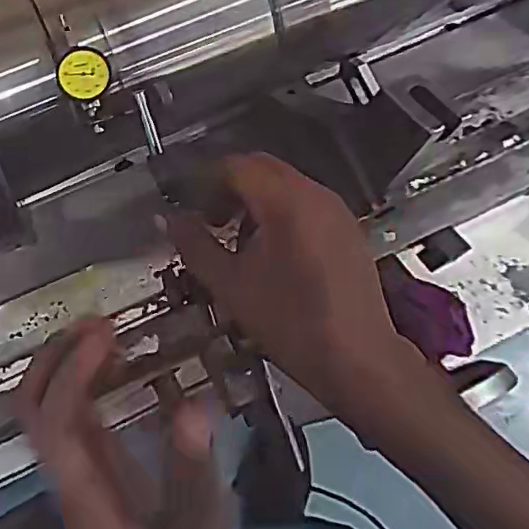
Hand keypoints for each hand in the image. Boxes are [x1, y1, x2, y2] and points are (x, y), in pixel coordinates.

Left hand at [15, 318, 224, 528]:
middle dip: (56, 354)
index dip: (71, 368)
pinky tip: (118, 364)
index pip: (53, 417)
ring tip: (106, 331)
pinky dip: (87, 378)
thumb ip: (190, 475)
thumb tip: (194, 409)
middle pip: (31, 404)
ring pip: (46, 404)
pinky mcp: (92, 469)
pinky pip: (72, 411)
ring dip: (68, 360)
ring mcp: (76, 469)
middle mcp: (67, 474)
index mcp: (81, 488)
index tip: (105, 333)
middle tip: (96, 322)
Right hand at [165, 153, 426, 416]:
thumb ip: (194, 244)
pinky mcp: (348, 228)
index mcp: (284, 201)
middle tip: (209, 219)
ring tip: (237, 239)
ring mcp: (335, 209)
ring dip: (254, 198)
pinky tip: (271, 251)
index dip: (205, 182)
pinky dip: (279, 210)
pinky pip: (304, 201)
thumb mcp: (230, 285)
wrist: (361, 363)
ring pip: (283, 182)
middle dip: (229, 186)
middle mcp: (313, 194)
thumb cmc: (291, 323)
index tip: (190, 207)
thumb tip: (167, 219)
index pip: (235, 166)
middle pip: (260, 167)